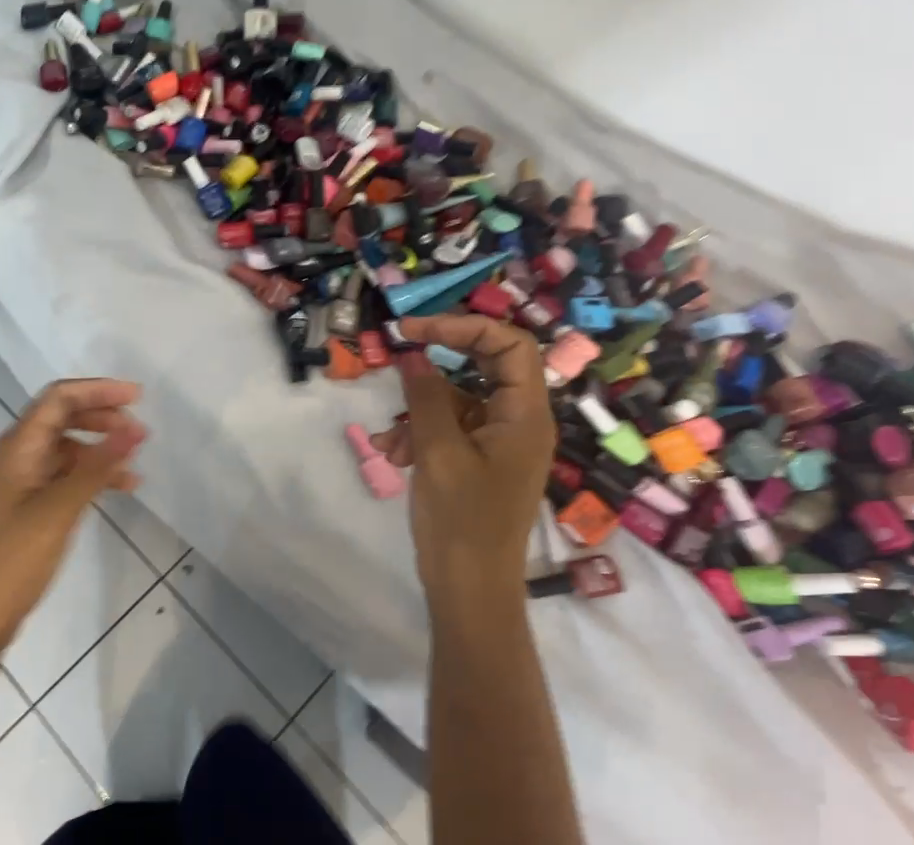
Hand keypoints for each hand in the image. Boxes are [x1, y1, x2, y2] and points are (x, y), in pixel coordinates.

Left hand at [0, 379, 146, 656]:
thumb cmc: (11, 561)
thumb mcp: (58, 511)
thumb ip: (96, 468)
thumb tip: (132, 430)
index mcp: (15, 448)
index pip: (58, 399)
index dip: (98, 391)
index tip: (138, 396)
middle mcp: (14, 456)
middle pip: (60, 418)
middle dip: (101, 418)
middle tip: (141, 433)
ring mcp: (17, 483)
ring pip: (63, 450)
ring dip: (98, 450)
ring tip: (135, 466)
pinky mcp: (24, 508)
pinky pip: (60, 478)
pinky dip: (88, 478)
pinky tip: (116, 490)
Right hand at [372, 316, 555, 594]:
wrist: (470, 587)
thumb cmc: (462, 520)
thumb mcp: (438, 452)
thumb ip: (426, 398)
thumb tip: (413, 354)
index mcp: (526, 415)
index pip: (509, 345)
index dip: (464, 326)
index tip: (414, 330)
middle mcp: (520, 421)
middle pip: (485, 365)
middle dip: (437, 361)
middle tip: (399, 351)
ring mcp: (501, 441)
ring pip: (458, 399)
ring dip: (418, 410)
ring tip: (388, 443)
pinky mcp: (481, 460)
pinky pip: (450, 427)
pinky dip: (420, 433)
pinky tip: (393, 455)